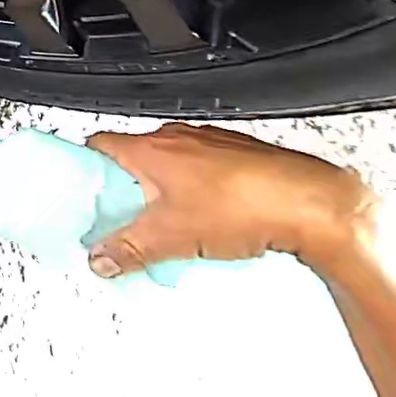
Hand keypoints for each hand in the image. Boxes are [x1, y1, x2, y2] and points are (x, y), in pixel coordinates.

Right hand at [84, 123, 375, 277]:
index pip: (96, 145)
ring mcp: (205, 143)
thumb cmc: (247, 204)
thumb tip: (101, 258)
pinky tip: (208, 220)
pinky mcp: (233, 155)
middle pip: (130, 158)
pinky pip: (197, 169)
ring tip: (171, 226)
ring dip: (160, 190)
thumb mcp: (172, 237)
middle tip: (127, 220)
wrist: (313, 203)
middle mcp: (174, 138)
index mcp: (149, 149)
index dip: (84, 167)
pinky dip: (193, 190)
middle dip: (124, 189)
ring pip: (165, 165)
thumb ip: (128, 249)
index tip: (82, 192)